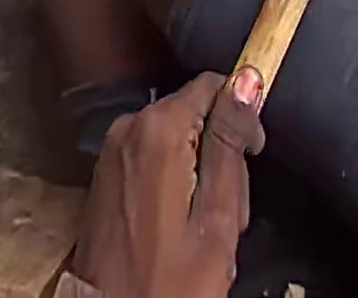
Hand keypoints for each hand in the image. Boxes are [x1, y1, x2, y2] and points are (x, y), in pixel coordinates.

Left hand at [71, 69, 265, 297]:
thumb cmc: (169, 284)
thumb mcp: (217, 215)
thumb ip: (230, 139)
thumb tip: (247, 79)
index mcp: (159, 127)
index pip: (212, 85)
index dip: (239, 115)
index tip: (252, 156)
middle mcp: (130, 123)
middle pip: (194, 112)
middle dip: (218, 150)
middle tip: (228, 210)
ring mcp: (113, 146)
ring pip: (176, 134)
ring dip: (198, 168)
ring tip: (203, 225)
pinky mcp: (105, 169)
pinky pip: (152, 152)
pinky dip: (172, 177)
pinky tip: (177, 223)